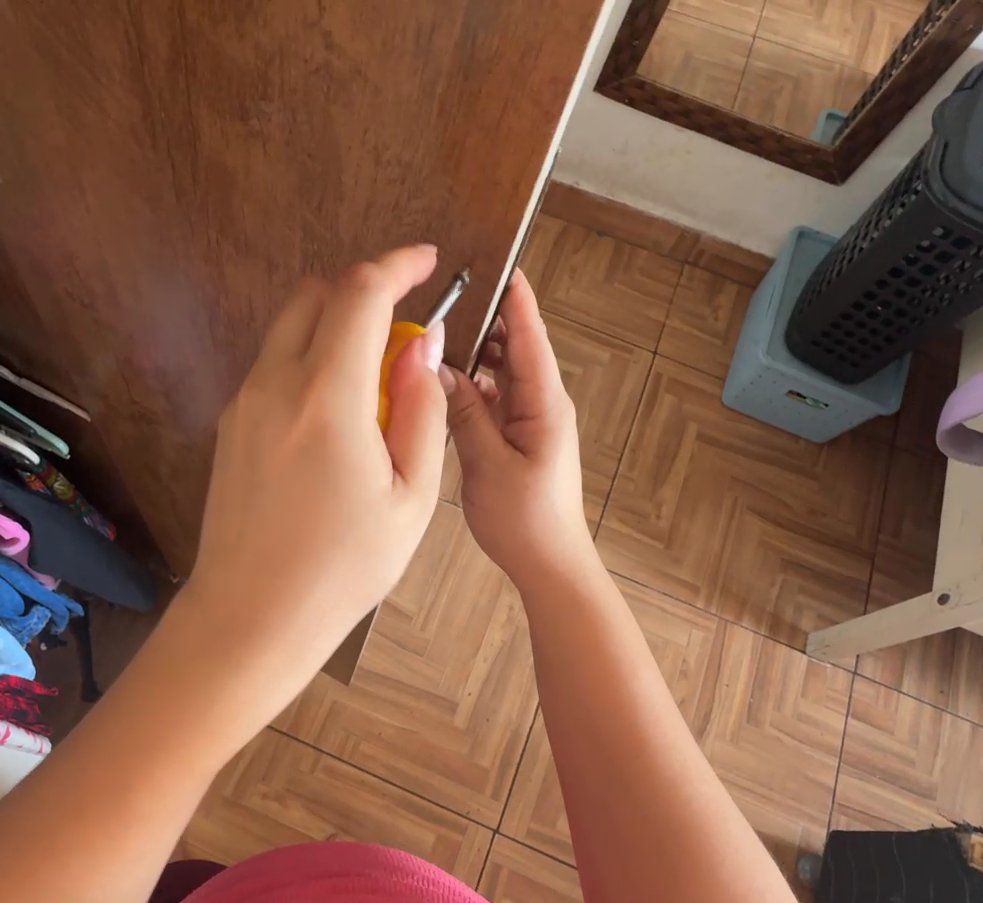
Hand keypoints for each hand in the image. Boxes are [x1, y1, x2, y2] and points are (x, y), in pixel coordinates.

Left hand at [183, 245, 448, 671]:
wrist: (251, 615)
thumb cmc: (342, 570)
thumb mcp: (410, 498)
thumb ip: (422, 410)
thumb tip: (425, 346)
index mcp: (328, 398)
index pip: (360, 294)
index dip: (397, 266)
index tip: (425, 263)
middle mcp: (275, 386)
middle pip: (314, 295)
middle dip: (362, 292)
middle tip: (401, 329)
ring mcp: (243, 404)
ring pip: (287, 328)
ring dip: (332, 328)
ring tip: (372, 383)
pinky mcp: (229, 426)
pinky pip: (271, 367)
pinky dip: (307, 362)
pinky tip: (333, 416)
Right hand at [440, 268, 597, 584]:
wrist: (548, 562)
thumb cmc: (527, 519)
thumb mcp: (488, 463)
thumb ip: (464, 412)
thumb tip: (437, 368)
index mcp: (544, 402)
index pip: (528, 336)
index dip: (514, 297)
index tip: (495, 260)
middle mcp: (539, 403)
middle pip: (512, 347)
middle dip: (483, 318)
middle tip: (443, 296)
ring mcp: (526, 420)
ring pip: (498, 372)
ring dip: (472, 354)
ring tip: (434, 334)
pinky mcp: (513, 437)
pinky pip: (491, 398)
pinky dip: (469, 386)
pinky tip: (441, 383)